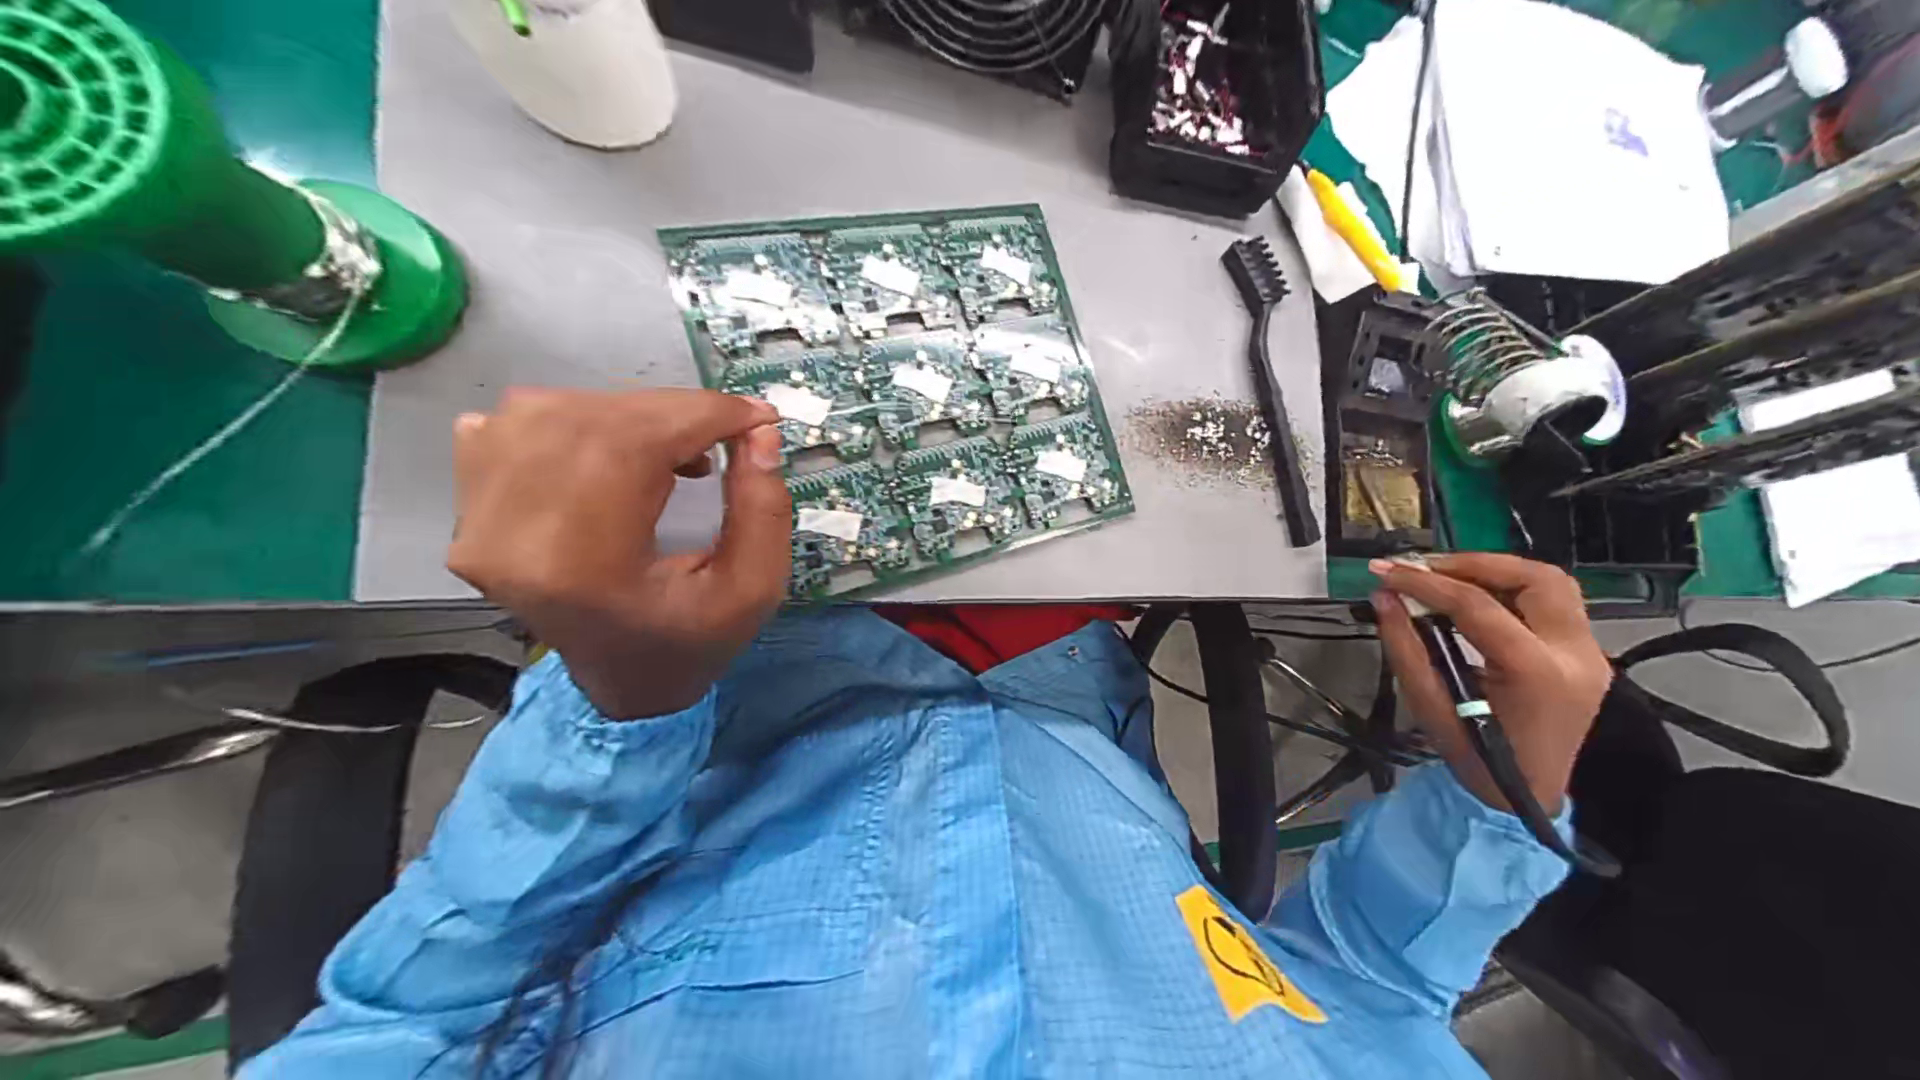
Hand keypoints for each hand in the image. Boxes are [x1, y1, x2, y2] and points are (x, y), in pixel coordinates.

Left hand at [447, 387, 790, 719]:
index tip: (751, 416)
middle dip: (671, 412)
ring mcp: (477, 522)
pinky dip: (573, 422)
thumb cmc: (691, 644)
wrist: (625, 683)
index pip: (630, 446)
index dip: (699, 415)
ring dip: (626, 415)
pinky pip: (509, 426)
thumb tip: (758, 431)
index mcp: (582, 568)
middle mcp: (510, 537)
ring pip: (549, 411)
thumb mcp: (754, 590)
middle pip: (590, 421)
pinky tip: (613, 454)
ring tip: (673, 449)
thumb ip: (764, 508)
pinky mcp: (469, 511)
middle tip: (722, 432)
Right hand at [1370, 554, 1610, 813]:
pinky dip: (1508, 588)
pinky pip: (1550, 602)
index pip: (1478, 606)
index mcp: (1538, 673)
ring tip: (1444, 576)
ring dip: (1494, 571)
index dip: (1425, 583)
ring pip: (1550, 583)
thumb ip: (1404, 646)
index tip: (1385, 573)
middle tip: (1423, 568)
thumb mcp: (1428, 704)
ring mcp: (1589, 654)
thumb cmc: (1475, 757)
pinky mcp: (1584, 654)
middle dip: (1473, 564)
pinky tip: (1470, 596)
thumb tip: (1384, 597)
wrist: (1527, 796)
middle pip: (1535, 579)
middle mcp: (1576, 656)